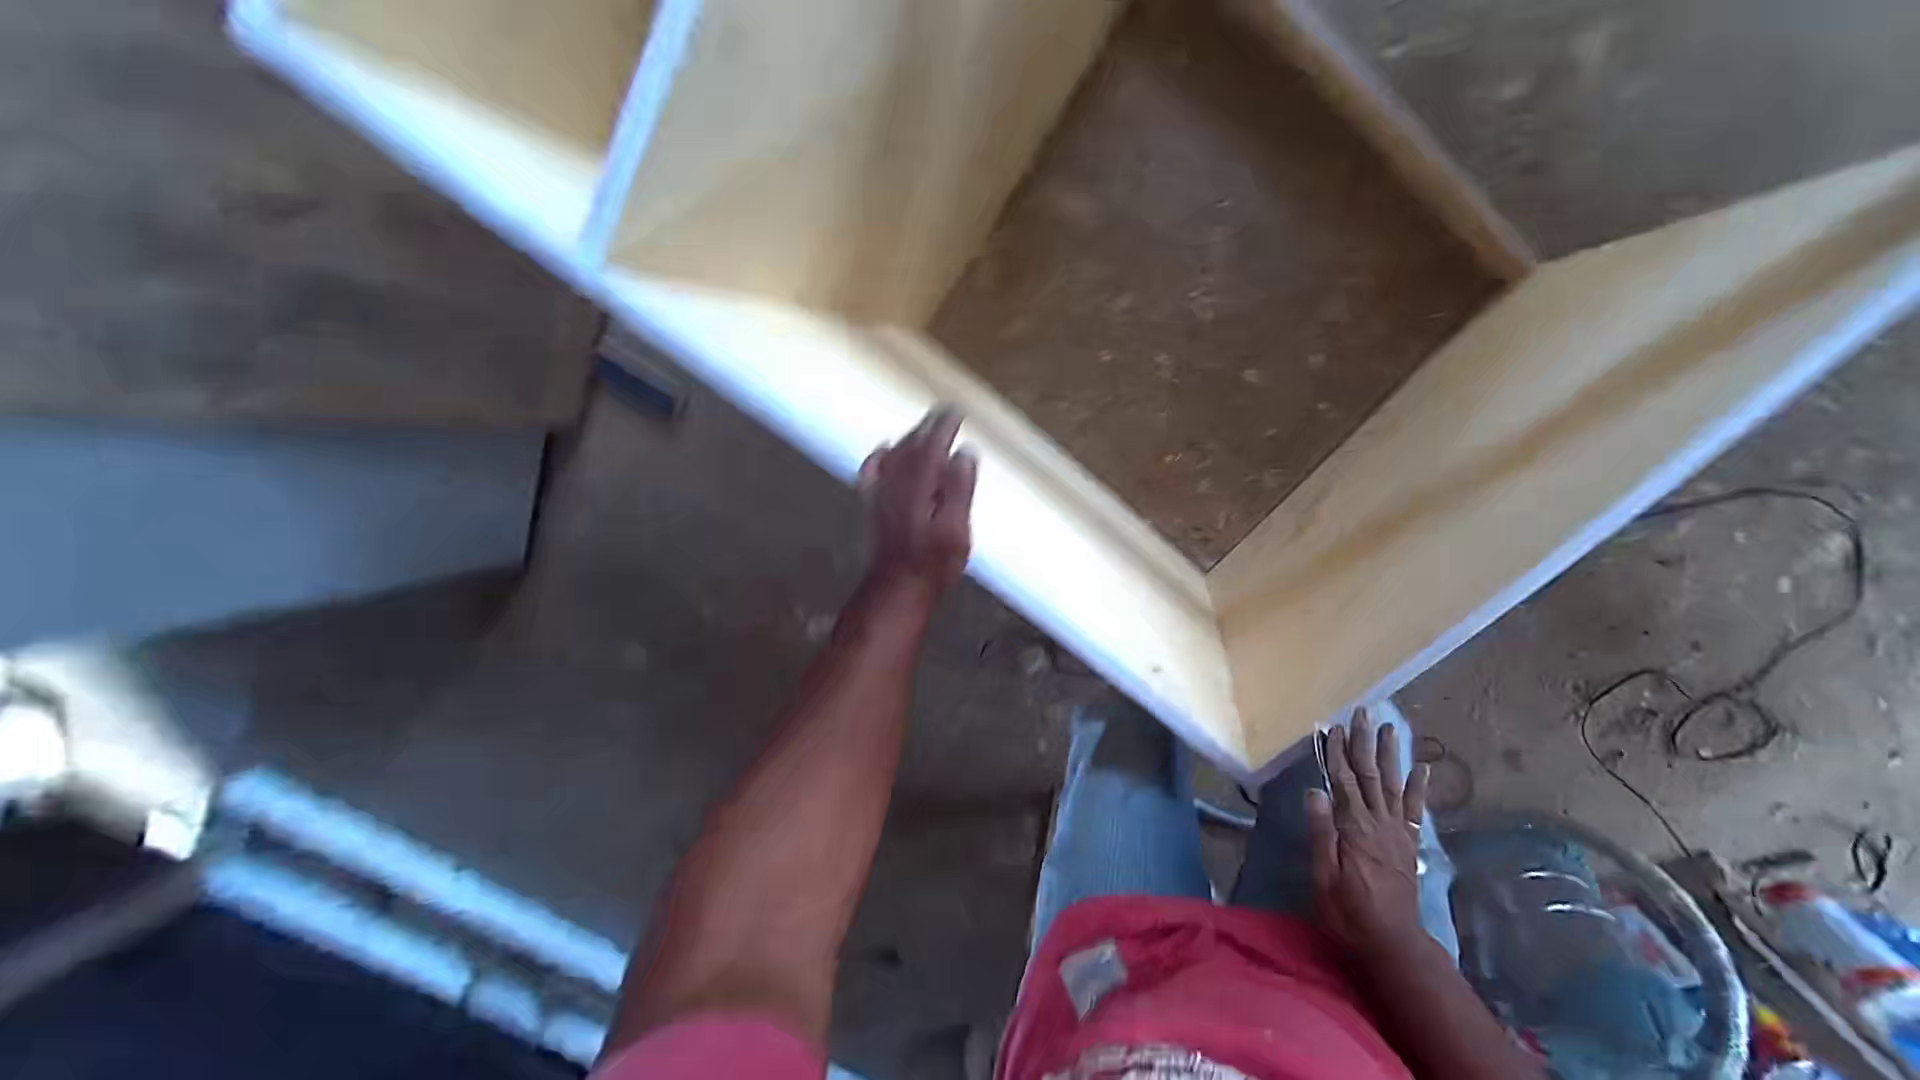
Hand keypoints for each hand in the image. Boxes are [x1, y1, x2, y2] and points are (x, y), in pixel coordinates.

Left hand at [856, 407, 977, 599]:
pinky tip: (883, 452)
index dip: (944, 426)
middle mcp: (895, 485)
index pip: (932, 446)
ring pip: (893, 456)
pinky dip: (880, 457)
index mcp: (920, 486)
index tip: (955, 410)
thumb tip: (965, 452)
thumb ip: (960, 489)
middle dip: (927, 426)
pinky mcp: (872, 509)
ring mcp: (880, 496)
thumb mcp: (956, 530)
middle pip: (911, 445)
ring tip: (922, 428)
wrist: (895, 590)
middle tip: (942, 412)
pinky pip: (872, 473)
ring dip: (909, 438)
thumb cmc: (932, 565)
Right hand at [1306, 708, 1432, 961]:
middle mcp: (1379, 823)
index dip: (1335, 752)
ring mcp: (1397, 832)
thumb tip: (1315, 791)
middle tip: (1363, 713)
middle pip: (1370, 774)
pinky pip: (1414, 810)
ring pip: (1393, 784)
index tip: (1330, 726)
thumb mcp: (1324, 874)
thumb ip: (1321, 832)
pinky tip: (1423, 768)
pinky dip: (1419, 788)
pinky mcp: (1408, 844)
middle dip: (1364, 742)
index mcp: (1354, 828)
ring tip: (1391, 728)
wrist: (1392, 943)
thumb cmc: (1347, 909)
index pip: (1342, 780)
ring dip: (1391, 754)